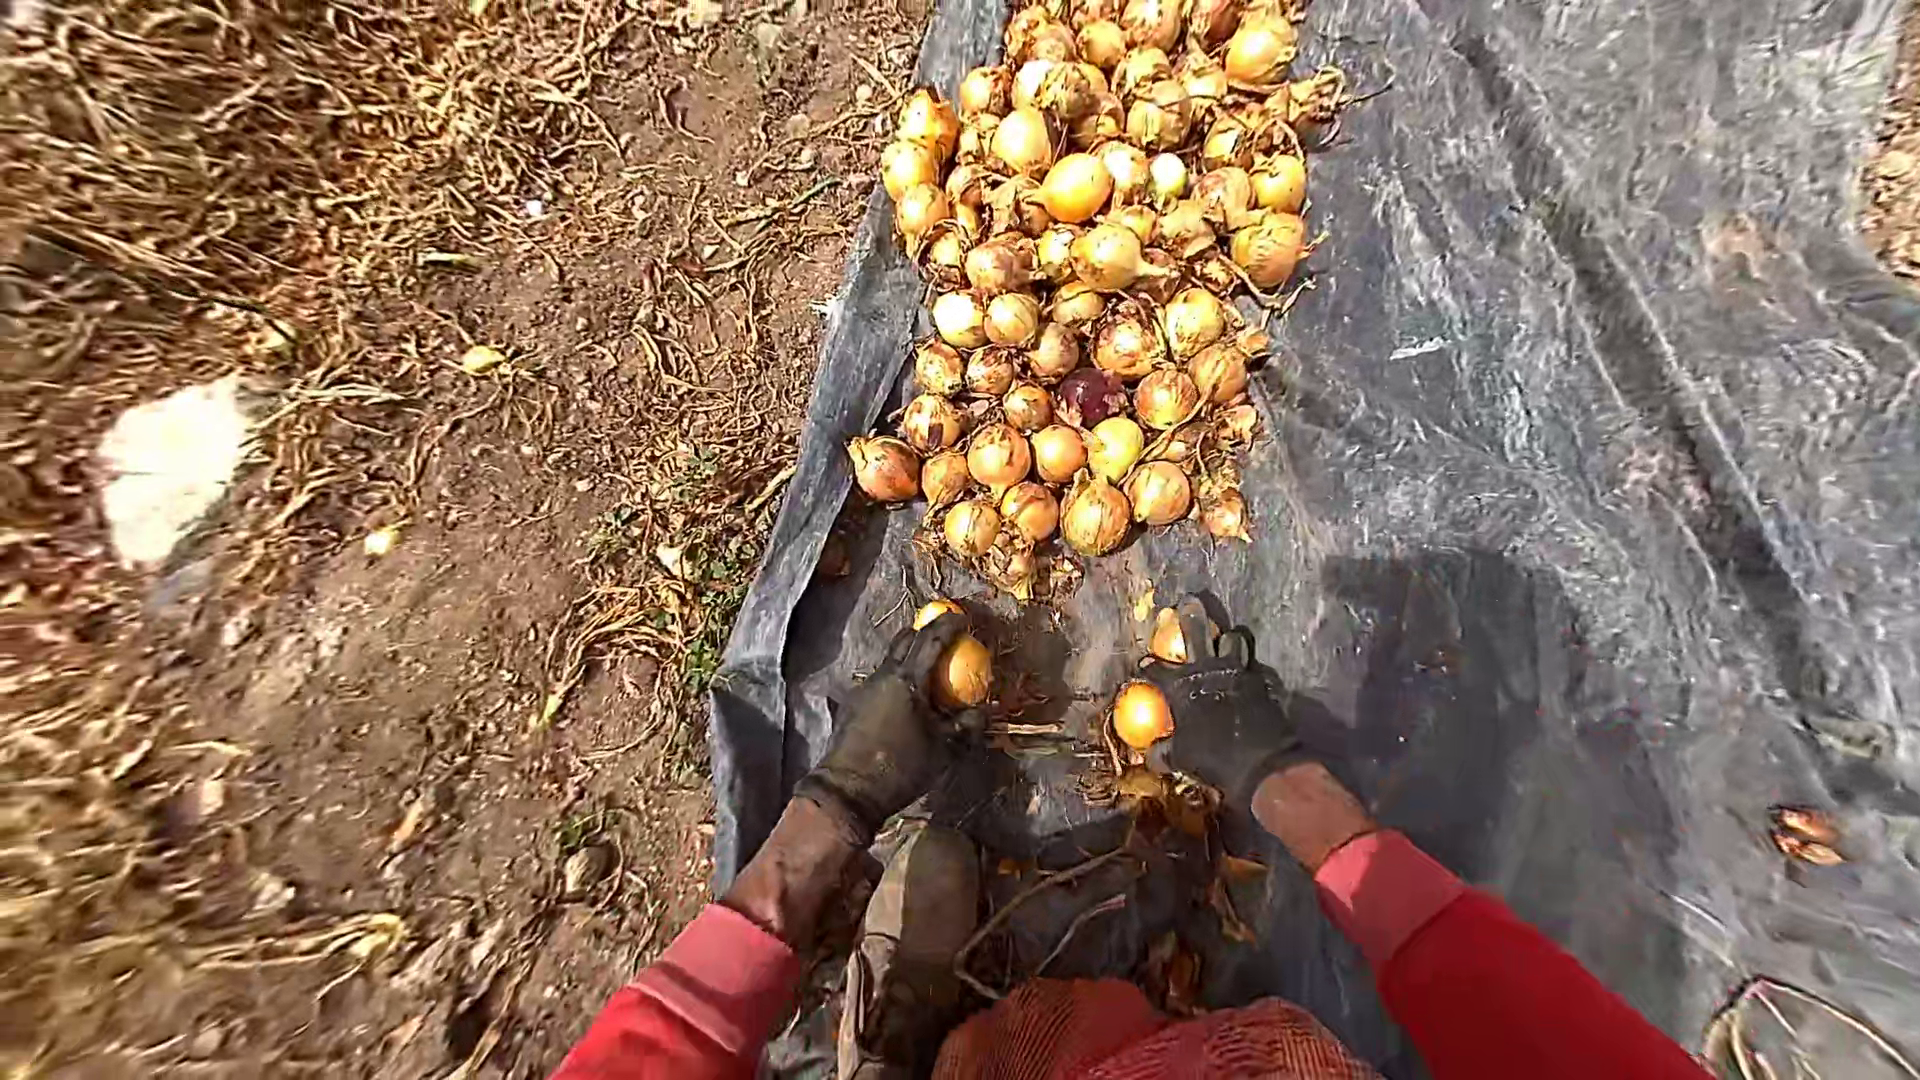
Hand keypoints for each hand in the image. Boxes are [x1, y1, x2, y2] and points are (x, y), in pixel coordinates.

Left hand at [793, 613, 979, 846]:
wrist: (849, 791)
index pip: (931, 639)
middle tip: (946, 639)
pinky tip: (907, 700)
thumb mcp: (944, 750)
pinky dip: (898, 679)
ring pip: (891, 660)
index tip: (963, 618)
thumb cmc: (901, 767)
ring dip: (910, 657)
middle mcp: (883, 676)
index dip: (949, 625)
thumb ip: (967, 726)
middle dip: (926, 633)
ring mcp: (865, 689)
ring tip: (929, 673)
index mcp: (907, 680)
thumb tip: (982, 712)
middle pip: (905, 640)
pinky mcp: (854, 704)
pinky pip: (881, 680)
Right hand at [1144, 598, 1303, 809]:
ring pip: (1234, 639)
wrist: (1262, 764)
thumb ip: (1163, 751)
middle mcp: (1207, 670)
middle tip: (1188, 602)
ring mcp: (1238, 672)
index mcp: (1181, 685)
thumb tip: (1149, 756)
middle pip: (1196, 632)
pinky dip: (1254, 669)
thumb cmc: (1213, 758)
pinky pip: (1258, 666)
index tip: (1144, 663)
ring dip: (1229, 638)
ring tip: (1226, 636)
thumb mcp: (1181, 758)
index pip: (1156, 668)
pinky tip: (1253, 673)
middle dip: (1190, 616)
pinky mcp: (1263, 681)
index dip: (1148, 665)